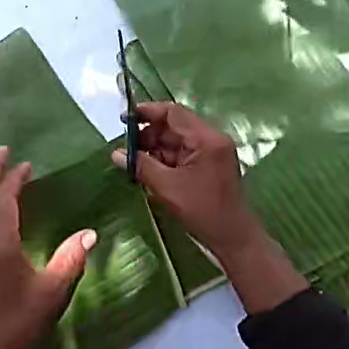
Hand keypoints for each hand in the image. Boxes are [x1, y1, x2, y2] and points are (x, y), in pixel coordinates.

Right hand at [112, 101, 306, 313]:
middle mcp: (211, 139)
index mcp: (206, 139)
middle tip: (126, 150)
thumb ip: (141, 166)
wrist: (232, 235)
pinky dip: (164, 160)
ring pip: (175, 141)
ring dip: (154, 149)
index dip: (147, 112)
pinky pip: (182, 154)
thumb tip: (116, 153)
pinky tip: (147, 171)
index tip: (125, 120)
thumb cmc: (202, 210)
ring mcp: (210, 152)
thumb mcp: (167, 187)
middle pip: (173, 126)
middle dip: (148, 135)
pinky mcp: (207, 165)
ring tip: (133, 163)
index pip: (173, 113)